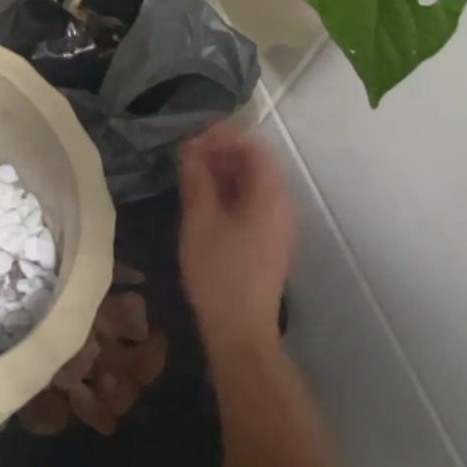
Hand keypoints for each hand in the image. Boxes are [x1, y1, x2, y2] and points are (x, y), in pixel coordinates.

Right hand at [177, 125, 294, 357]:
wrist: (240, 330)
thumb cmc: (218, 272)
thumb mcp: (199, 220)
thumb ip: (196, 177)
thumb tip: (190, 146)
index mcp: (270, 197)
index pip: (253, 146)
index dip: (223, 136)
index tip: (191, 141)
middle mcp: (282, 205)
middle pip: (255, 162)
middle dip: (220, 152)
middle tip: (185, 157)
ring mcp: (278, 224)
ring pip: (252, 182)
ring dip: (222, 172)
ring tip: (188, 176)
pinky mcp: (269, 240)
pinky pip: (252, 201)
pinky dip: (228, 192)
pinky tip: (202, 200)